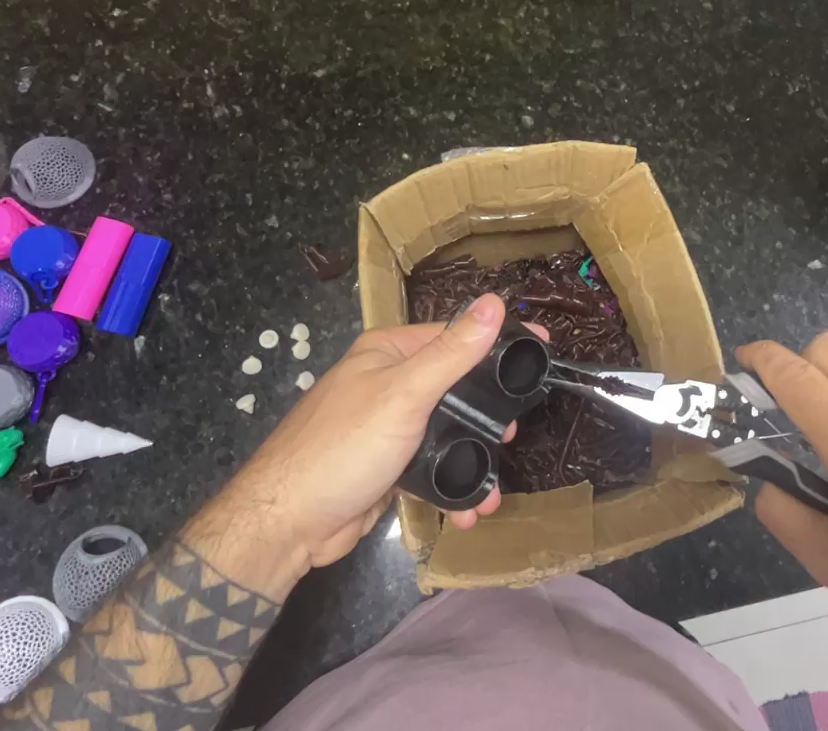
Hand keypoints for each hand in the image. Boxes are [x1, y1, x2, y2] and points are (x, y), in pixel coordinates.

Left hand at [220, 294, 522, 578]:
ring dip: (473, 457)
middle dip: (487, 413)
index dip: (496, 342)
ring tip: (494, 487)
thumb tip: (493, 302)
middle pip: (453, 386)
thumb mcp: (405, 394)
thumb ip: (453, 352)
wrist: (286, 526)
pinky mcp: (387, 466)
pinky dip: (452, 483)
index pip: (453, 335)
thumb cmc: (345, 447)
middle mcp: (388, 382)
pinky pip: (431, 466)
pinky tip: (470, 507)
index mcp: (388, 352)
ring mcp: (386, 426)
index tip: (540, 348)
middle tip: (515, 432)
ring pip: (446, 431)